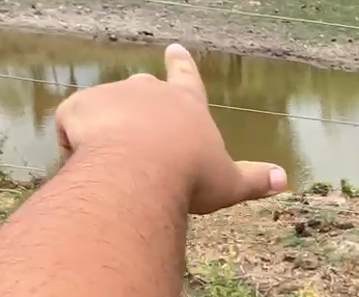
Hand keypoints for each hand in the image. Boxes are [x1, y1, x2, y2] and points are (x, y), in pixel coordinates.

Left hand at [55, 43, 286, 213]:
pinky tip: (91, 169)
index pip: (186, 78)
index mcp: (186, 105)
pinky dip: (78, 147)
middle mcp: (148, 91)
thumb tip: (285, 179)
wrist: (141, 172)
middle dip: (140, 108)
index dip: (182, 66)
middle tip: (140, 140)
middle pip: (143, 92)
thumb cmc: (192, 177)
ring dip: (108, 136)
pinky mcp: (77, 109)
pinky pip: (73, 129)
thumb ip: (255, 180)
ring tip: (117, 171)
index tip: (174, 50)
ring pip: (106, 114)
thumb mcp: (231, 184)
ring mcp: (110, 96)